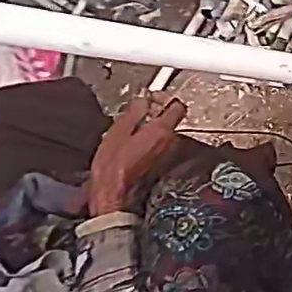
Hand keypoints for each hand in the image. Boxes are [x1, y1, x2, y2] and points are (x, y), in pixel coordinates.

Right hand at [87, 93, 185, 215]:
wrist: (115, 194)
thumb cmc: (114, 166)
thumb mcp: (118, 131)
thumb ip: (135, 112)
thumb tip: (144, 99)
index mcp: (162, 131)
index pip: (178, 106)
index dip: (166, 98)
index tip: (152, 97)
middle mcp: (172, 142)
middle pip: (172, 119)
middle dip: (156, 113)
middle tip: (138, 113)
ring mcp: (170, 154)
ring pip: (166, 132)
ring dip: (152, 128)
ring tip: (131, 130)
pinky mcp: (164, 163)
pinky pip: (161, 145)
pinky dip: (151, 141)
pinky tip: (134, 145)